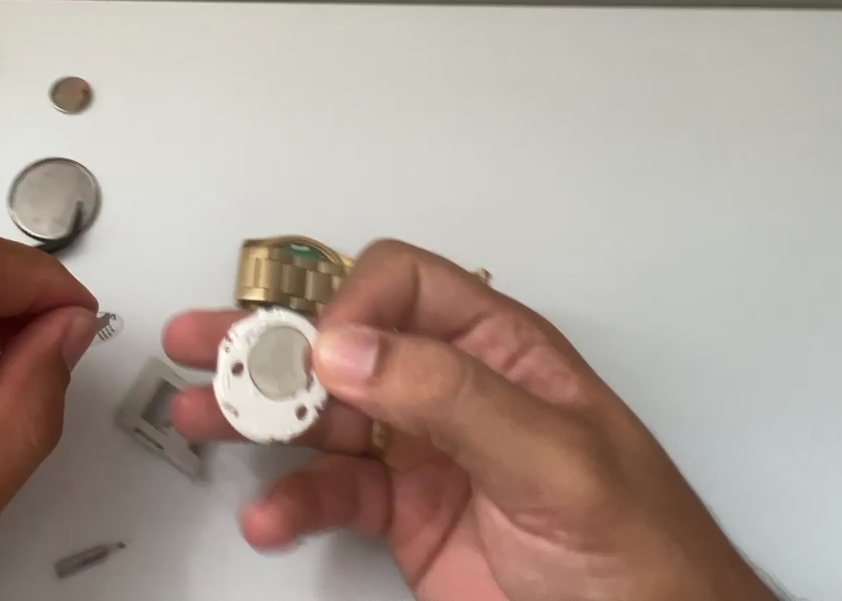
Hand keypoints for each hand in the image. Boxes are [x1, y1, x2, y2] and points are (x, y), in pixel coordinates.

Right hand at [164, 240, 774, 600]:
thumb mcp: (556, 463)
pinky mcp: (398, 511)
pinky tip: (266, 515)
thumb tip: (344, 345)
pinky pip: (330, 490)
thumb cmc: (641, 558)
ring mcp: (417, 448)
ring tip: (200, 415)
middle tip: (203, 343)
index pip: (399, 283)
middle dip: (268, 340)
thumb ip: (451, 394)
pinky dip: (292, 501)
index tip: (321, 352)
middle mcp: (443, 384)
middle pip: (339, 339)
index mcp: (491, 345)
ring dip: (257, 415)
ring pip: (320, 411)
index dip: (351, 305)